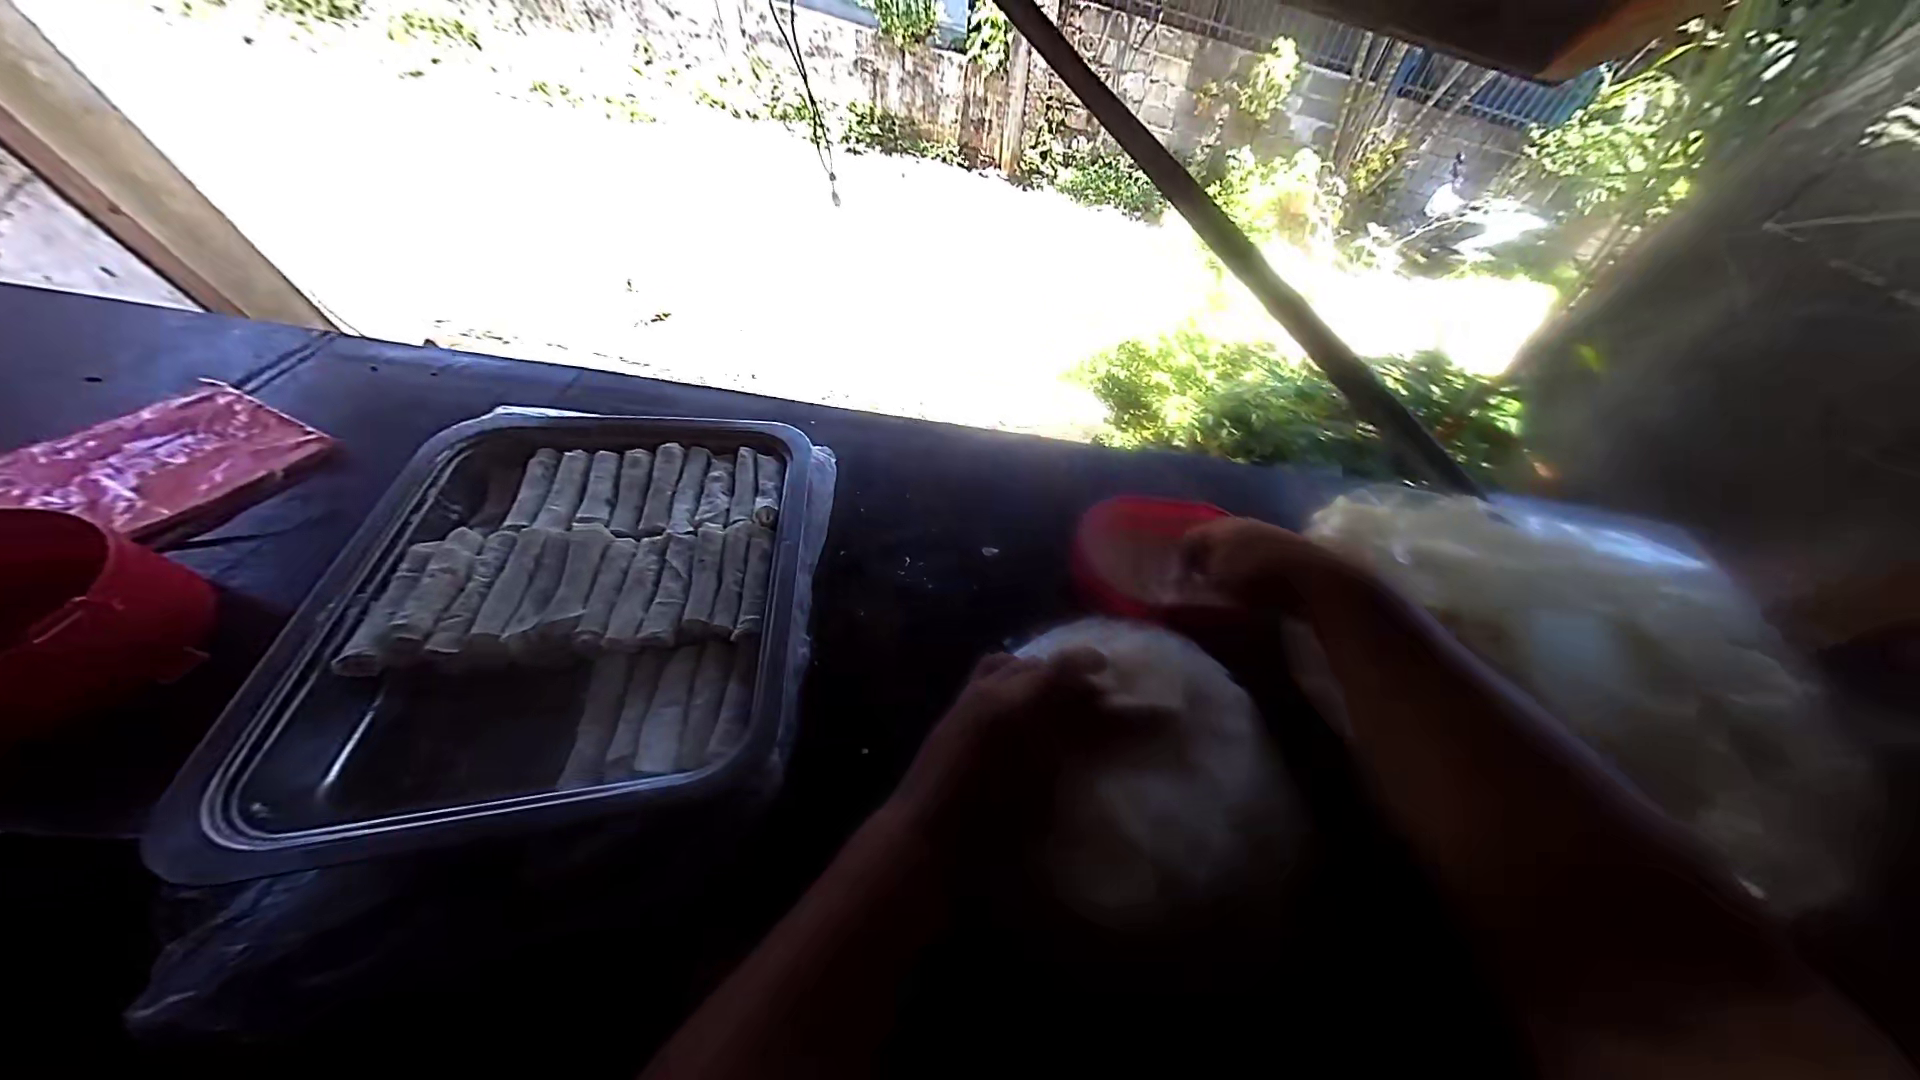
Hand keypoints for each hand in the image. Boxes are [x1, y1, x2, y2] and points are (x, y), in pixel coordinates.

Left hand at [887, 649, 1118, 869]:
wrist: (924, 834)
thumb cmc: (990, 822)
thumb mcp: (1040, 785)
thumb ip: (1061, 743)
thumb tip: (1081, 723)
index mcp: (1014, 706)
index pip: (1057, 668)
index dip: (1083, 662)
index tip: (1103, 665)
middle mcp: (989, 691)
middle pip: (1032, 664)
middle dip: (1061, 672)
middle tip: (1083, 693)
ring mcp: (966, 698)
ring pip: (1004, 663)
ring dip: (1031, 671)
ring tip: (1050, 692)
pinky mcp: (951, 711)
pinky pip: (984, 677)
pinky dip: (1006, 677)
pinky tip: (1015, 702)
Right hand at [1173, 516, 1371, 613]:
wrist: (1316, 580)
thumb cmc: (1256, 579)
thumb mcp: (1215, 586)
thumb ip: (1192, 586)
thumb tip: (1176, 590)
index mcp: (1218, 527)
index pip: (1188, 539)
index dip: (1178, 562)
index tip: (1175, 584)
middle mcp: (1241, 524)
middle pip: (1213, 541)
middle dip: (1203, 562)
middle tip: (1196, 585)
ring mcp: (1268, 533)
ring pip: (1236, 548)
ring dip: (1228, 566)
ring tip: (1223, 590)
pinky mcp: (1289, 548)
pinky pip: (1257, 557)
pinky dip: (1249, 570)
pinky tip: (1252, 588)